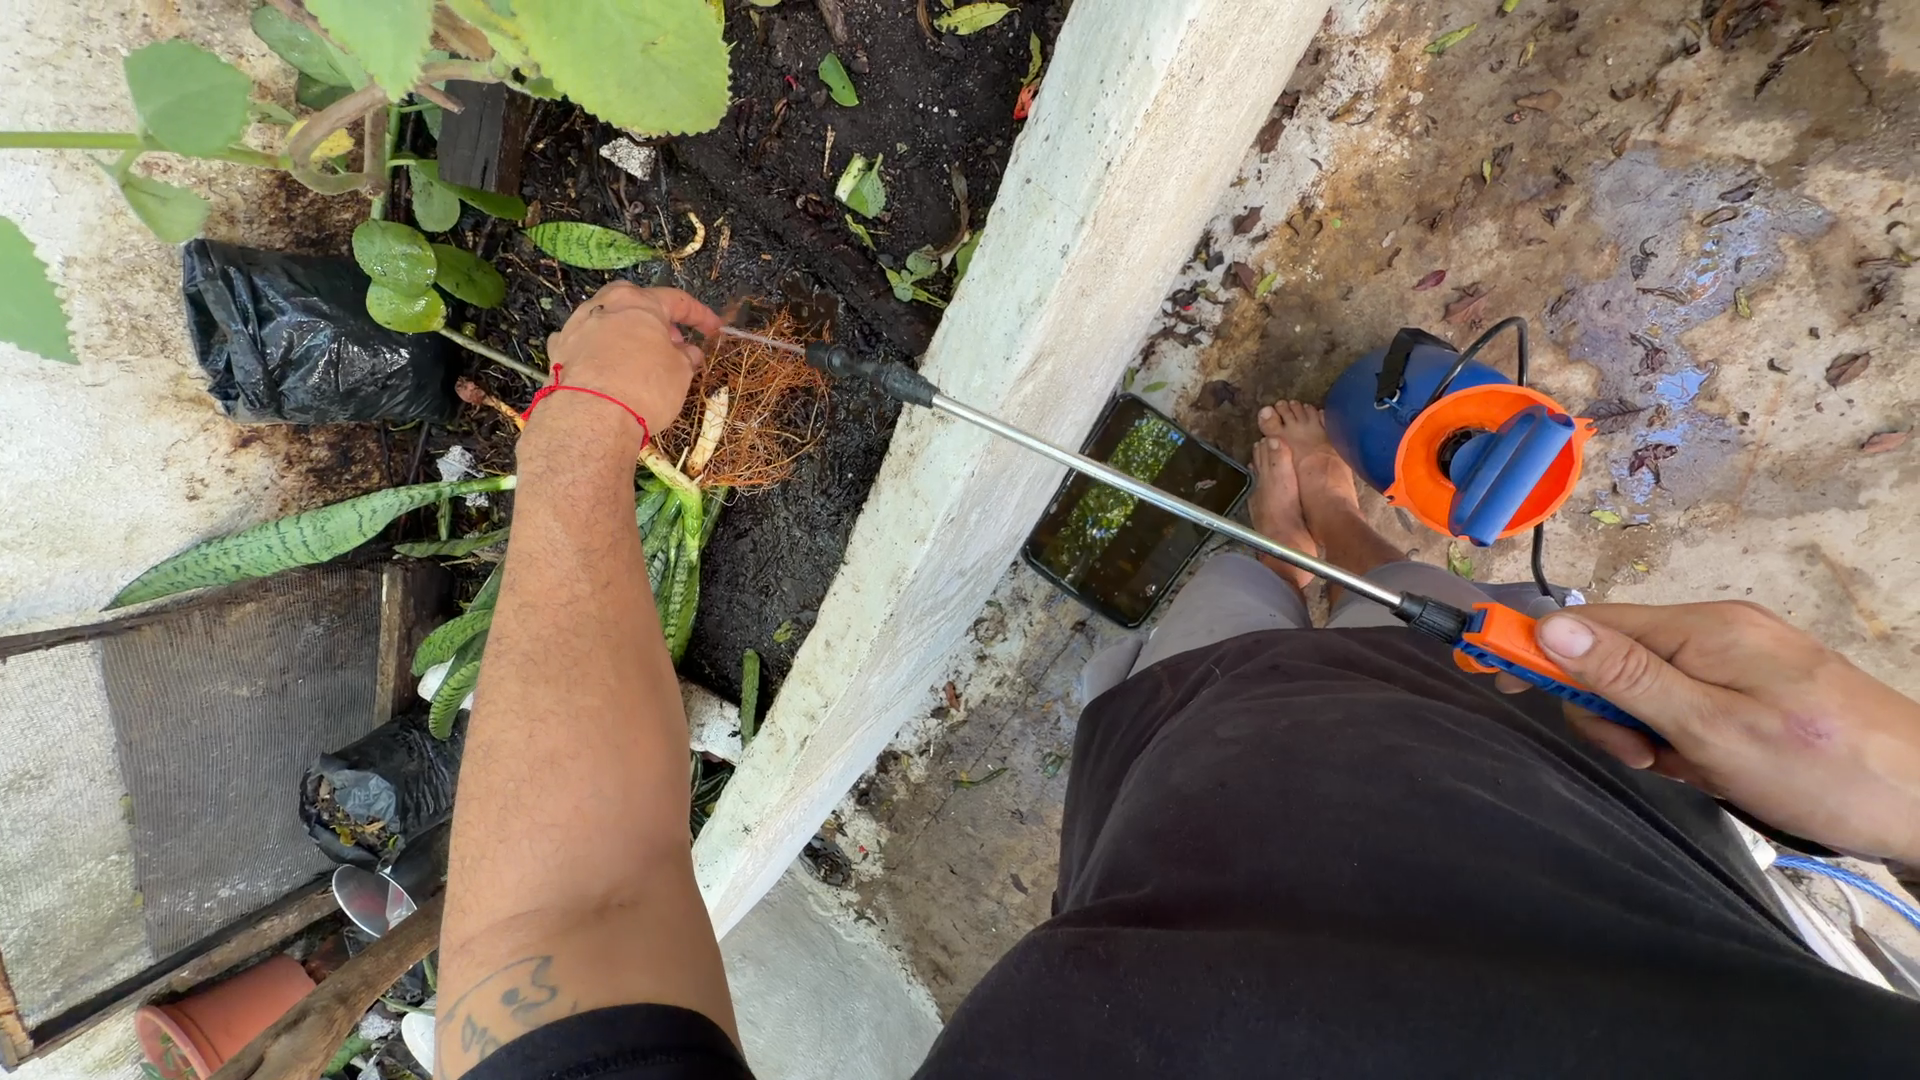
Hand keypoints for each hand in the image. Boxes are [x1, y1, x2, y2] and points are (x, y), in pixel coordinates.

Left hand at [529, 283, 723, 454]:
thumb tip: (689, 352)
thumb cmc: (646, 387)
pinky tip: (606, 364)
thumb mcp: (681, 373)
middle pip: (634, 300)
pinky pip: (584, 340)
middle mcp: (605, 306)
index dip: (700, 315)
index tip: (713, 329)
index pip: (678, 300)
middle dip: (655, 316)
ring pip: (606, 318)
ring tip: (640, 355)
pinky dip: (598, 348)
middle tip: (671, 339)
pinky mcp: (559, 349)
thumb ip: (686, 357)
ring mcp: (577, 325)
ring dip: (626, 332)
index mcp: (640, 304)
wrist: (592, 416)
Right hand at [1502, 602, 1919, 861]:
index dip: (1530, 645)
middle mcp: (1714, 629)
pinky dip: (1672, 731)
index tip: (1485, 666)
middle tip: (1638, 754)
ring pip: (1639, 683)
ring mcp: (1735, 655)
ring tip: (1682, 765)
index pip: (1586, 624)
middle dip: (1605, 708)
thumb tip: (1547, 626)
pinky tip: (1703, 759)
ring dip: (1640, 727)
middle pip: (1609, 655)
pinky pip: (1676, 696)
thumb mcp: (1712, 729)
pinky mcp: (1750, 682)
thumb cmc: (1829, 771)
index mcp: (1703, 629)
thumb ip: (1624, 677)